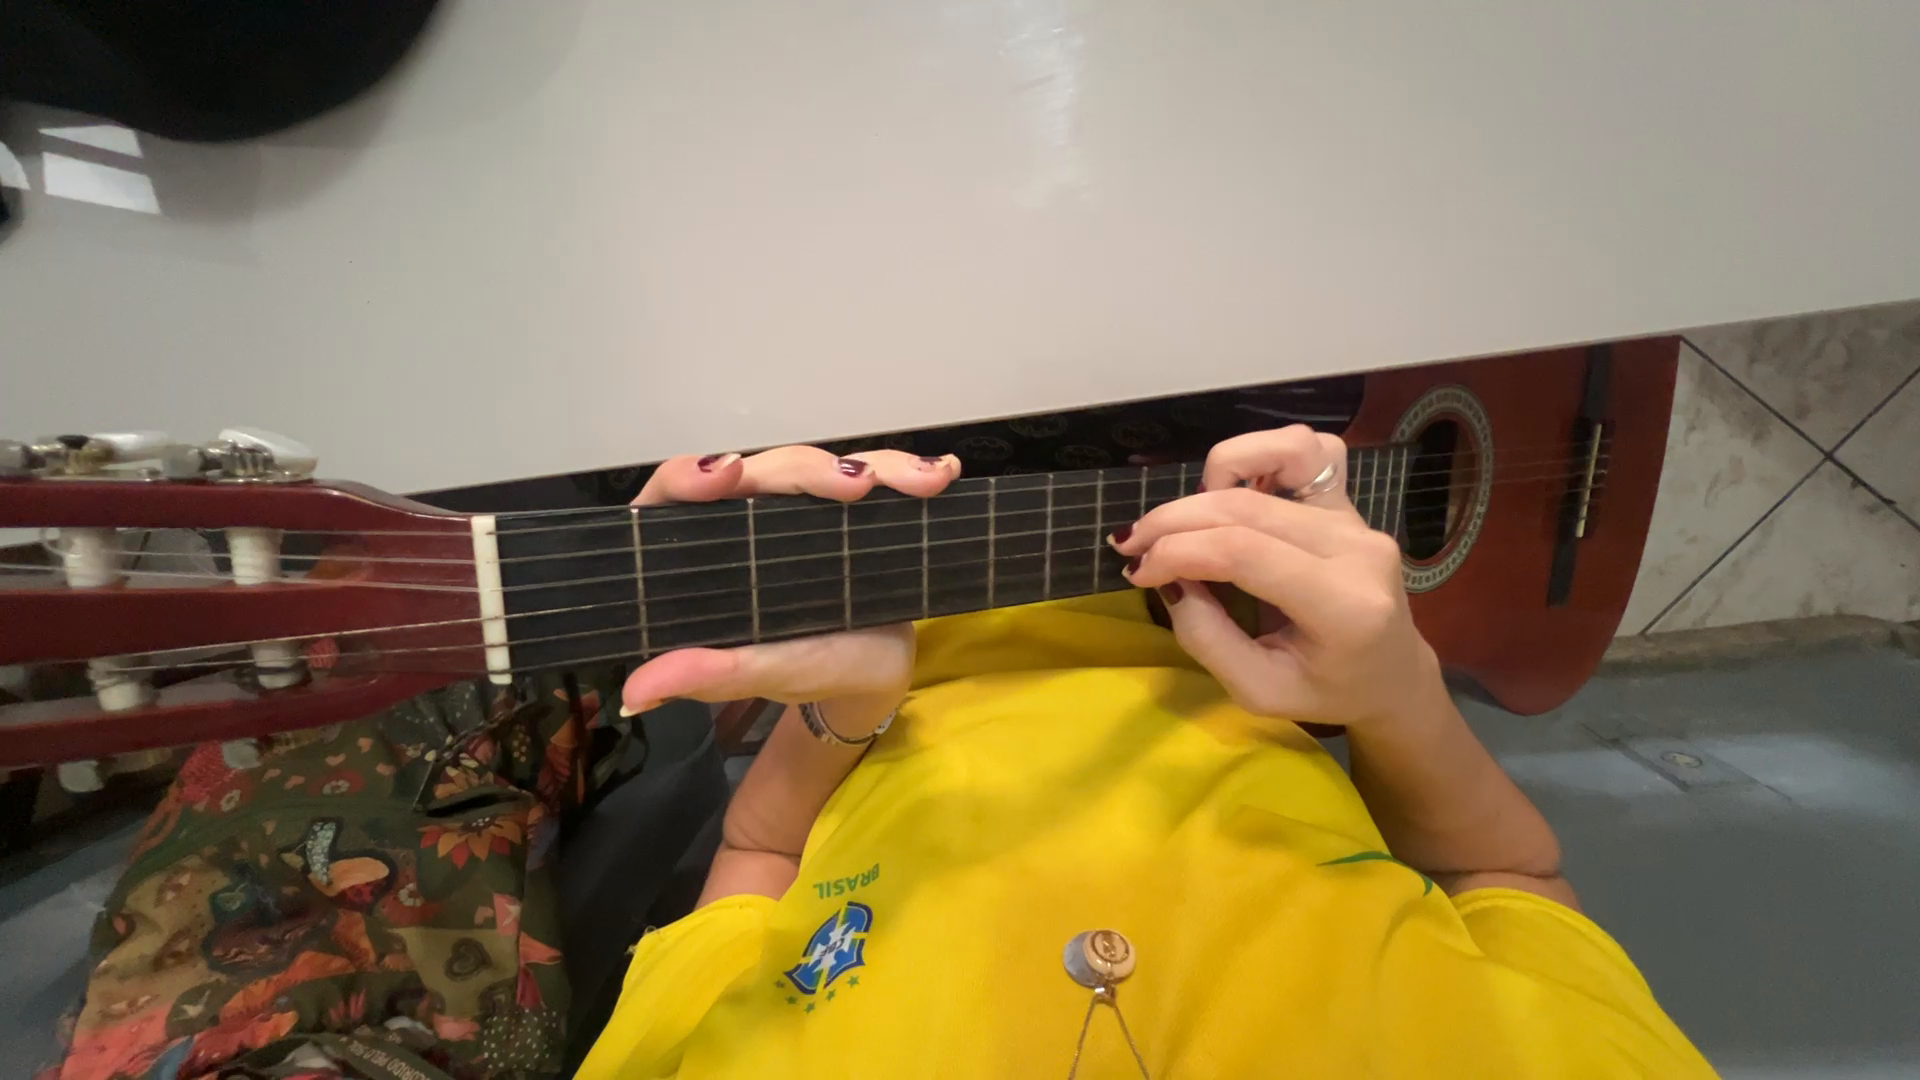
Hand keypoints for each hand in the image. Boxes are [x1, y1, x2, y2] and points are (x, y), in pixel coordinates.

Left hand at [619, 446, 960, 727]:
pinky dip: (911, 471)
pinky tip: (942, 473)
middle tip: (859, 486)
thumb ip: (713, 674)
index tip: (724, 474)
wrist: (880, 673)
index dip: (691, 477)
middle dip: (811, 469)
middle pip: (768, 470)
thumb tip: (638, 690)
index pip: (681, 500)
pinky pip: (882, 476)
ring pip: (831, 465)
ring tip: (924, 482)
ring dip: (879, 465)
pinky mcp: (860, 508)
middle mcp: (759, 521)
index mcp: (716, 555)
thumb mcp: (765, 674)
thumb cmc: (816, 670)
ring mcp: (813, 510)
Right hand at [1111, 425, 1442, 731]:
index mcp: (1344, 606)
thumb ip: (1206, 638)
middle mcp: (1357, 548)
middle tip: (1132, 548)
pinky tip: (1226, 486)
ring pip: (1275, 461)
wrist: (1390, 677)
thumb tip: (1169, 580)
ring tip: (1183, 518)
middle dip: (1173, 521)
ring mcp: (1357, 518)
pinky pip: (1306, 449)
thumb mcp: (1258, 690)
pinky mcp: (1348, 502)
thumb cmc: (1326, 691)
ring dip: (1210, 480)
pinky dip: (1258, 454)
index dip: (1177, 552)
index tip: (1136, 570)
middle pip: (1245, 508)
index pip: (1243, 551)